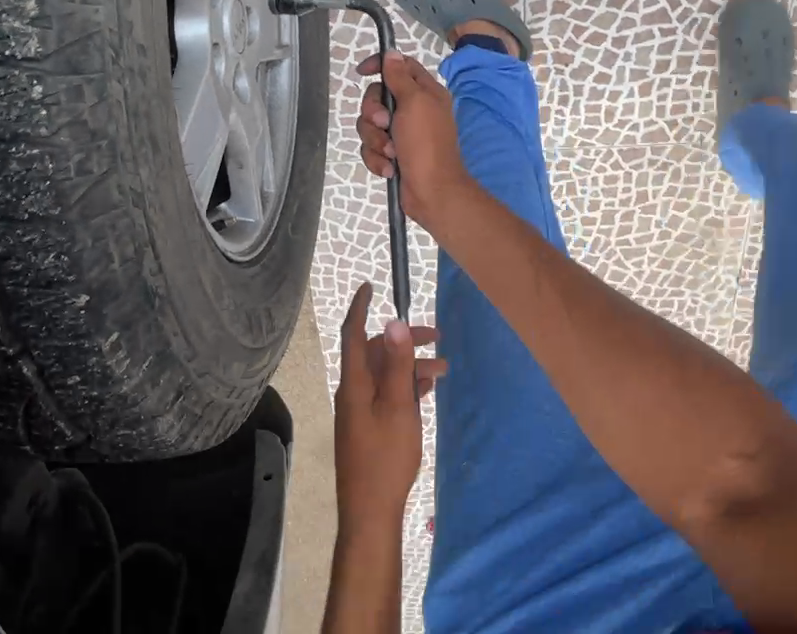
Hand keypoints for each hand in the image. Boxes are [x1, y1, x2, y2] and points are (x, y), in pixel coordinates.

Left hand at [334, 283, 446, 530]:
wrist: (370, 511)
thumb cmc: (385, 457)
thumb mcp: (398, 407)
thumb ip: (398, 365)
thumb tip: (393, 322)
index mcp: (354, 383)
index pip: (353, 334)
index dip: (360, 308)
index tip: (370, 286)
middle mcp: (352, 392)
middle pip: (375, 353)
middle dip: (404, 340)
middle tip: (437, 336)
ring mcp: (359, 411)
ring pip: (385, 375)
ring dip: (411, 366)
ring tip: (444, 370)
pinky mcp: (368, 426)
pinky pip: (386, 394)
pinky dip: (406, 385)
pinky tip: (428, 389)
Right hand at [355, 51, 473, 231]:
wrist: (431, 192)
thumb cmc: (426, 144)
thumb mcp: (415, 103)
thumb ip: (400, 77)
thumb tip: (391, 53)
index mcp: (425, 92)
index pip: (399, 66)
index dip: (380, 65)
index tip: (362, 72)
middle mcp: (413, 110)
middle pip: (377, 97)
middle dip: (373, 112)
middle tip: (384, 124)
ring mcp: (401, 133)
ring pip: (369, 125)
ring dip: (375, 140)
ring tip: (391, 153)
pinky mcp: (391, 154)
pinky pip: (370, 148)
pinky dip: (377, 159)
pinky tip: (390, 168)